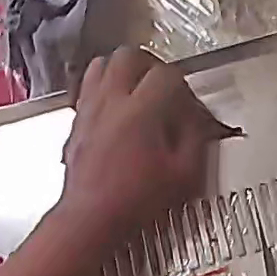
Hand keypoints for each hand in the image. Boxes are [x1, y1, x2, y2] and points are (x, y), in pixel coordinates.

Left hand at [0, 48, 221, 275]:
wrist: (91, 219)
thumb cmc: (135, 202)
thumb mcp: (184, 176)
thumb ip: (197, 140)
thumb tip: (200, 121)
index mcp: (141, 111)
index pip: (167, 75)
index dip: (184, 85)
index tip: (188, 105)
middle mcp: (111, 102)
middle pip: (129, 56)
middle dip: (151, 65)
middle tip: (163, 86)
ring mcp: (89, 109)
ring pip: (102, 65)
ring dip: (123, 71)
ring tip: (138, 89)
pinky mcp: (76, 122)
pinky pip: (87, 88)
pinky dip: (103, 88)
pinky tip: (115, 109)